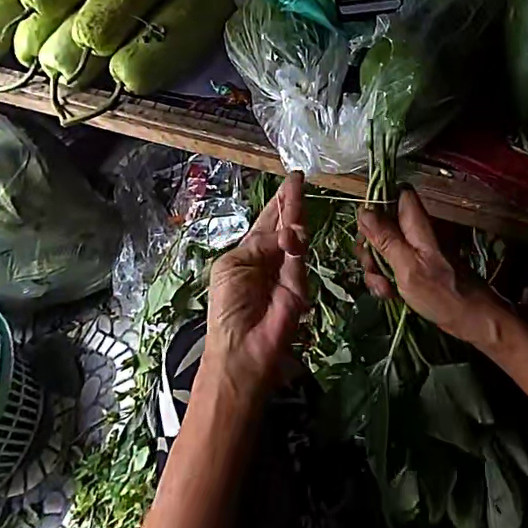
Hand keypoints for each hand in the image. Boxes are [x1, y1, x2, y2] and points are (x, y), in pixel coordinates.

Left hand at [205, 172, 308, 406]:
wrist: (241, 349)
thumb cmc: (228, 309)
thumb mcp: (233, 267)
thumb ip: (260, 245)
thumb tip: (288, 233)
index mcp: (249, 255)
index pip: (267, 222)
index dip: (279, 202)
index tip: (292, 180)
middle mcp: (271, 260)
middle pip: (285, 224)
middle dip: (292, 202)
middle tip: (300, 178)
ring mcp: (287, 273)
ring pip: (296, 237)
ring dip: (294, 217)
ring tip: (295, 194)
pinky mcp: (300, 287)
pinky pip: (298, 258)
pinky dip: (294, 245)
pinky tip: (292, 235)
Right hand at [356, 190, 511, 350]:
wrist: (469, 319)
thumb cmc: (441, 293)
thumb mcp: (407, 266)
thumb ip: (385, 238)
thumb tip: (364, 210)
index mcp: (417, 224)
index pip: (397, 194)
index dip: (377, 204)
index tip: (364, 230)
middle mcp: (415, 232)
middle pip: (382, 224)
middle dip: (370, 247)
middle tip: (371, 267)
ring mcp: (414, 250)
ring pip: (382, 247)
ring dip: (375, 268)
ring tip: (384, 289)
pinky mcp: (414, 267)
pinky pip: (390, 265)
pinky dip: (385, 279)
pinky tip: (388, 295)